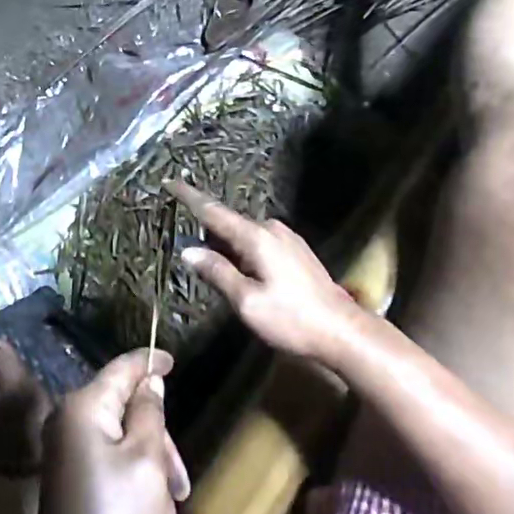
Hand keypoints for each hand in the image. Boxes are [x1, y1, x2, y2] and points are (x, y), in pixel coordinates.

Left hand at [37, 348, 189, 513]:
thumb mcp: (145, 461)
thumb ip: (150, 413)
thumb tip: (150, 381)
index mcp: (82, 408)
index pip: (121, 369)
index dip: (149, 361)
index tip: (173, 359)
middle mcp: (70, 425)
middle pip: (127, 415)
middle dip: (161, 449)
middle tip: (183, 486)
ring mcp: (68, 457)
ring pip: (125, 451)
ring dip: (155, 484)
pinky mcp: (72, 487)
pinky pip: (113, 475)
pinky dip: (139, 497)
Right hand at [169, 182, 365, 363]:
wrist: (343, 332)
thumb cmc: (292, 319)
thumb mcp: (247, 302)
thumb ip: (217, 272)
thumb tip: (189, 251)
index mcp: (256, 237)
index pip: (213, 212)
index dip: (189, 197)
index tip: (170, 182)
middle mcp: (271, 229)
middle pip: (228, 224)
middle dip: (208, 234)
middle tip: (190, 253)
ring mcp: (286, 238)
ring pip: (244, 236)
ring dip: (227, 247)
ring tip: (217, 272)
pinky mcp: (296, 251)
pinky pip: (259, 243)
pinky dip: (244, 252)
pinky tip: (244, 275)